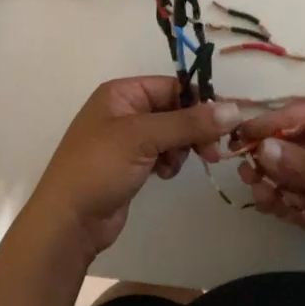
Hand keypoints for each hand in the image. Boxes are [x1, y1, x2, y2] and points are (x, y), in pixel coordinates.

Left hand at [25, 76, 248, 262]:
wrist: (70, 219)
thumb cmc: (99, 167)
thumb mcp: (142, 138)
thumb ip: (188, 123)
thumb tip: (234, 110)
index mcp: (121, 93)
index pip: (171, 86)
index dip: (199, 102)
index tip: (225, 124)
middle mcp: (124, 109)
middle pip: (174, 110)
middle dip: (193, 129)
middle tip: (211, 153)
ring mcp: (127, 138)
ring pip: (171, 134)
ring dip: (180, 148)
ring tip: (171, 166)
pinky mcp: (131, 163)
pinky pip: (162, 153)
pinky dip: (168, 162)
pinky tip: (162, 175)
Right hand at [235, 100, 304, 298]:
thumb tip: (264, 148)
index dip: (277, 119)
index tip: (249, 130)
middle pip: (288, 142)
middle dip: (263, 146)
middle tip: (239, 156)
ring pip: (282, 172)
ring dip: (263, 173)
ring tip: (250, 181)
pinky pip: (285, 202)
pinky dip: (269, 199)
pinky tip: (262, 201)